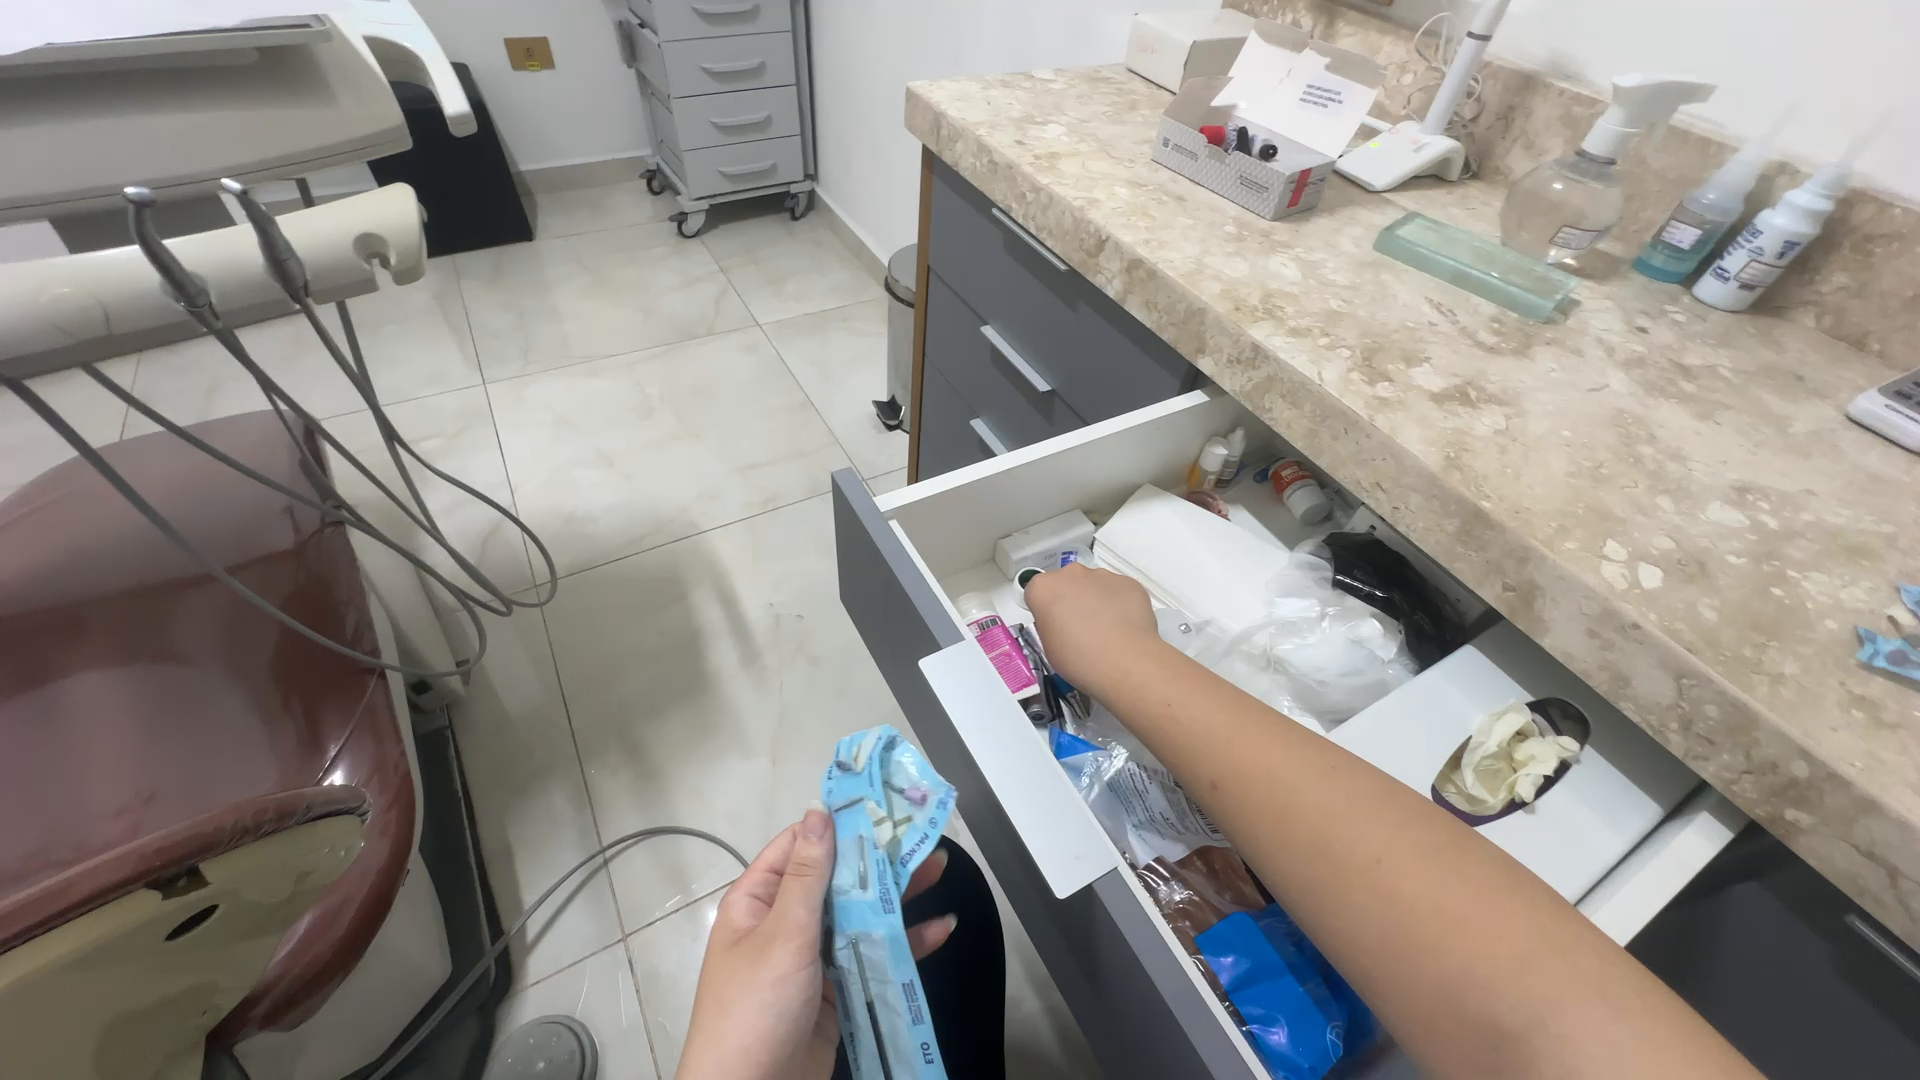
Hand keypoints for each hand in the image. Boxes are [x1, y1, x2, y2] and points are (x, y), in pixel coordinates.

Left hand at [676, 806, 958, 1079]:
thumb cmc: (756, 1006)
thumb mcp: (782, 934)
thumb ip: (808, 875)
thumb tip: (818, 810)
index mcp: (759, 900)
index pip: (801, 846)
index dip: (838, 824)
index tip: (878, 804)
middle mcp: (785, 921)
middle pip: (837, 878)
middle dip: (878, 858)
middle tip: (922, 833)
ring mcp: (812, 957)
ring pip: (859, 914)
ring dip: (897, 895)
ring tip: (939, 867)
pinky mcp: (838, 988)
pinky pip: (871, 955)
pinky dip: (904, 942)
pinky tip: (940, 928)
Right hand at [1025, 563, 1162, 697]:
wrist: (1125, 662)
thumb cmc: (1078, 659)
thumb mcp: (1048, 647)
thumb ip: (1050, 624)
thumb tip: (1062, 623)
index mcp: (1043, 588)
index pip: (1036, 592)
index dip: (1045, 610)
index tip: (1054, 626)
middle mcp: (1071, 574)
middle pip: (1066, 583)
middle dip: (1070, 599)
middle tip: (1080, 628)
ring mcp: (1102, 575)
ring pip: (1094, 585)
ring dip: (1095, 600)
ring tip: (1106, 630)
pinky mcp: (1129, 582)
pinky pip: (1118, 591)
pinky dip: (1119, 604)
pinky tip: (1124, 627)